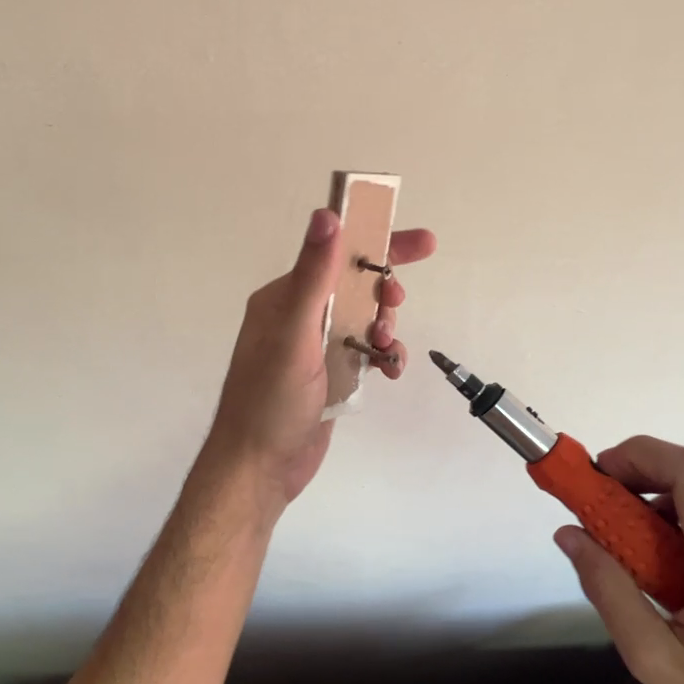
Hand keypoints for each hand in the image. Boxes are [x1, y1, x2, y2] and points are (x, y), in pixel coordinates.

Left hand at [200, 209, 436, 510]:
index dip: (377, 243)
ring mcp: (315, 349)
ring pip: (364, 321)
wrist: (260, 468)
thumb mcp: (293, 334)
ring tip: (386, 347)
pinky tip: (390, 371)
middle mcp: (298, 318)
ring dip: (384, 328)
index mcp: (283, 299)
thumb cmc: (270, 400)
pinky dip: (383, 358)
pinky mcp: (330, 377)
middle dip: (382, 292)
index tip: (423, 242)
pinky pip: (365, 354)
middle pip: (354, 286)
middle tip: (396, 303)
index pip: (335, 256)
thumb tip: (327, 214)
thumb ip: (312, 276)